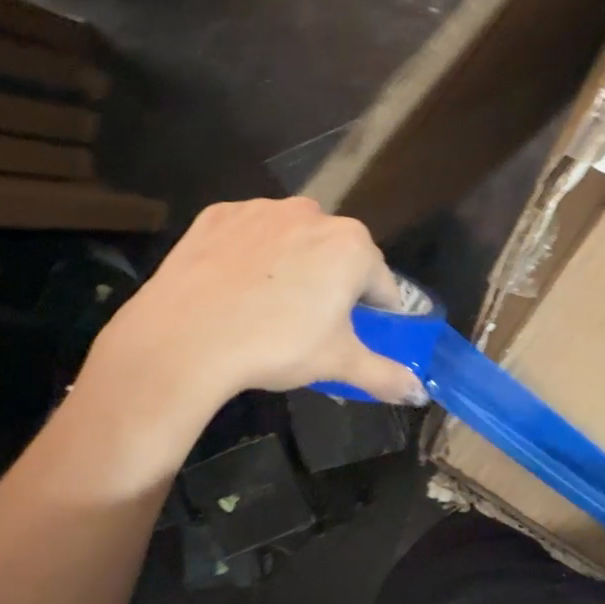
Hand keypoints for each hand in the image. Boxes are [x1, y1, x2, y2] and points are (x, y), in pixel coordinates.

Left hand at [82, 198, 427, 414]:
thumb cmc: (277, 346)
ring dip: (295, 267)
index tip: (359, 336)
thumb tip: (419, 394)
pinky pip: (250, 236)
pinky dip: (252, 257)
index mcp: (352, 246)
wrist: (185, 337)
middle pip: (339, 255)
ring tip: (271, 309)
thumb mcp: (339, 364)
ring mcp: (261, 210)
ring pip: (295, 241)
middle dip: (335, 285)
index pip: (382, 284)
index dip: (376, 314)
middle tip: (314, 327)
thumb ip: (386, 376)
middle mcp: (312, 214)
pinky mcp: (217, 215)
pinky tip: (238, 290)